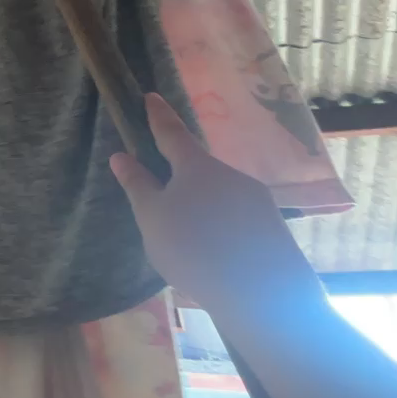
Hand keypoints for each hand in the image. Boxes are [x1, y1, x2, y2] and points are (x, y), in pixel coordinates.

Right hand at [111, 94, 325, 318]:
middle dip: (177, 174)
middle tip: (159, 195)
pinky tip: (209, 251)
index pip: (172, 133)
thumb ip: (138, 185)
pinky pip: (235, 216)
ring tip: (183, 235)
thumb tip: (122, 156)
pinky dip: (217, 224)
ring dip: (198, 204)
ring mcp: (258, 203)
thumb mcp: (152, 217)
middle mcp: (231, 176)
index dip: (158, 115)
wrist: (268, 300)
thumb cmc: (196, 249)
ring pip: (217, 194)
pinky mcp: (273, 230)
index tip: (151, 97)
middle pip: (197, 167)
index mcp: (198, 167)